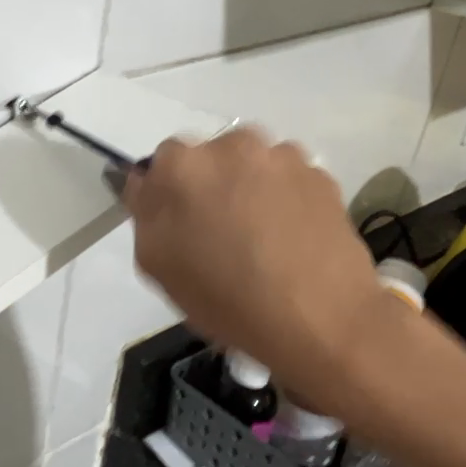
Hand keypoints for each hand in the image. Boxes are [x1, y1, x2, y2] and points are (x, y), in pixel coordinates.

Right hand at [122, 128, 388, 413]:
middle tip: (219, 232)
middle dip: (209, 186)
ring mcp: (279, 156)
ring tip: (260, 236)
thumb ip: (144, 211)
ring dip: (248, 188)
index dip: (168, 196)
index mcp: (179, 165)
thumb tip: (149, 185)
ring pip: (250, 165)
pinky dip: (285, 198)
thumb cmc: (226, 297)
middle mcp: (228, 146)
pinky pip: (288, 179)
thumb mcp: (156, 264)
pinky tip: (291, 237)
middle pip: (207, 159)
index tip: (180, 226)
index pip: (160, 166)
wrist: (321, 320)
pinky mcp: (320, 174)